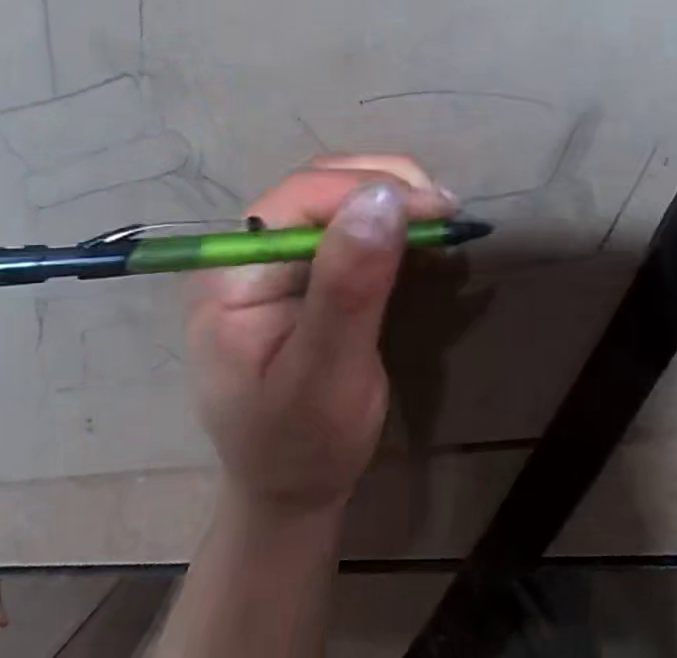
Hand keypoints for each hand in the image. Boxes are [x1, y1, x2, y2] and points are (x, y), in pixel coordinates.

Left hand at [183, 155, 455, 514]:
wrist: (288, 491)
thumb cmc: (301, 447)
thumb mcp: (326, 378)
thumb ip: (347, 290)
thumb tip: (383, 200)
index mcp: (231, 271)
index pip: (300, 198)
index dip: (370, 190)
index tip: (438, 209)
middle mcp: (244, 251)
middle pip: (315, 186)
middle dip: (384, 187)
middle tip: (445, 213)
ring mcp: (270, 258)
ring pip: (332, 197)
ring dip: (388, 198)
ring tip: (438, 220)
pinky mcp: (297, 270)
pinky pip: (341, 226)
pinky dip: (384, 221)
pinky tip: (416, 234)